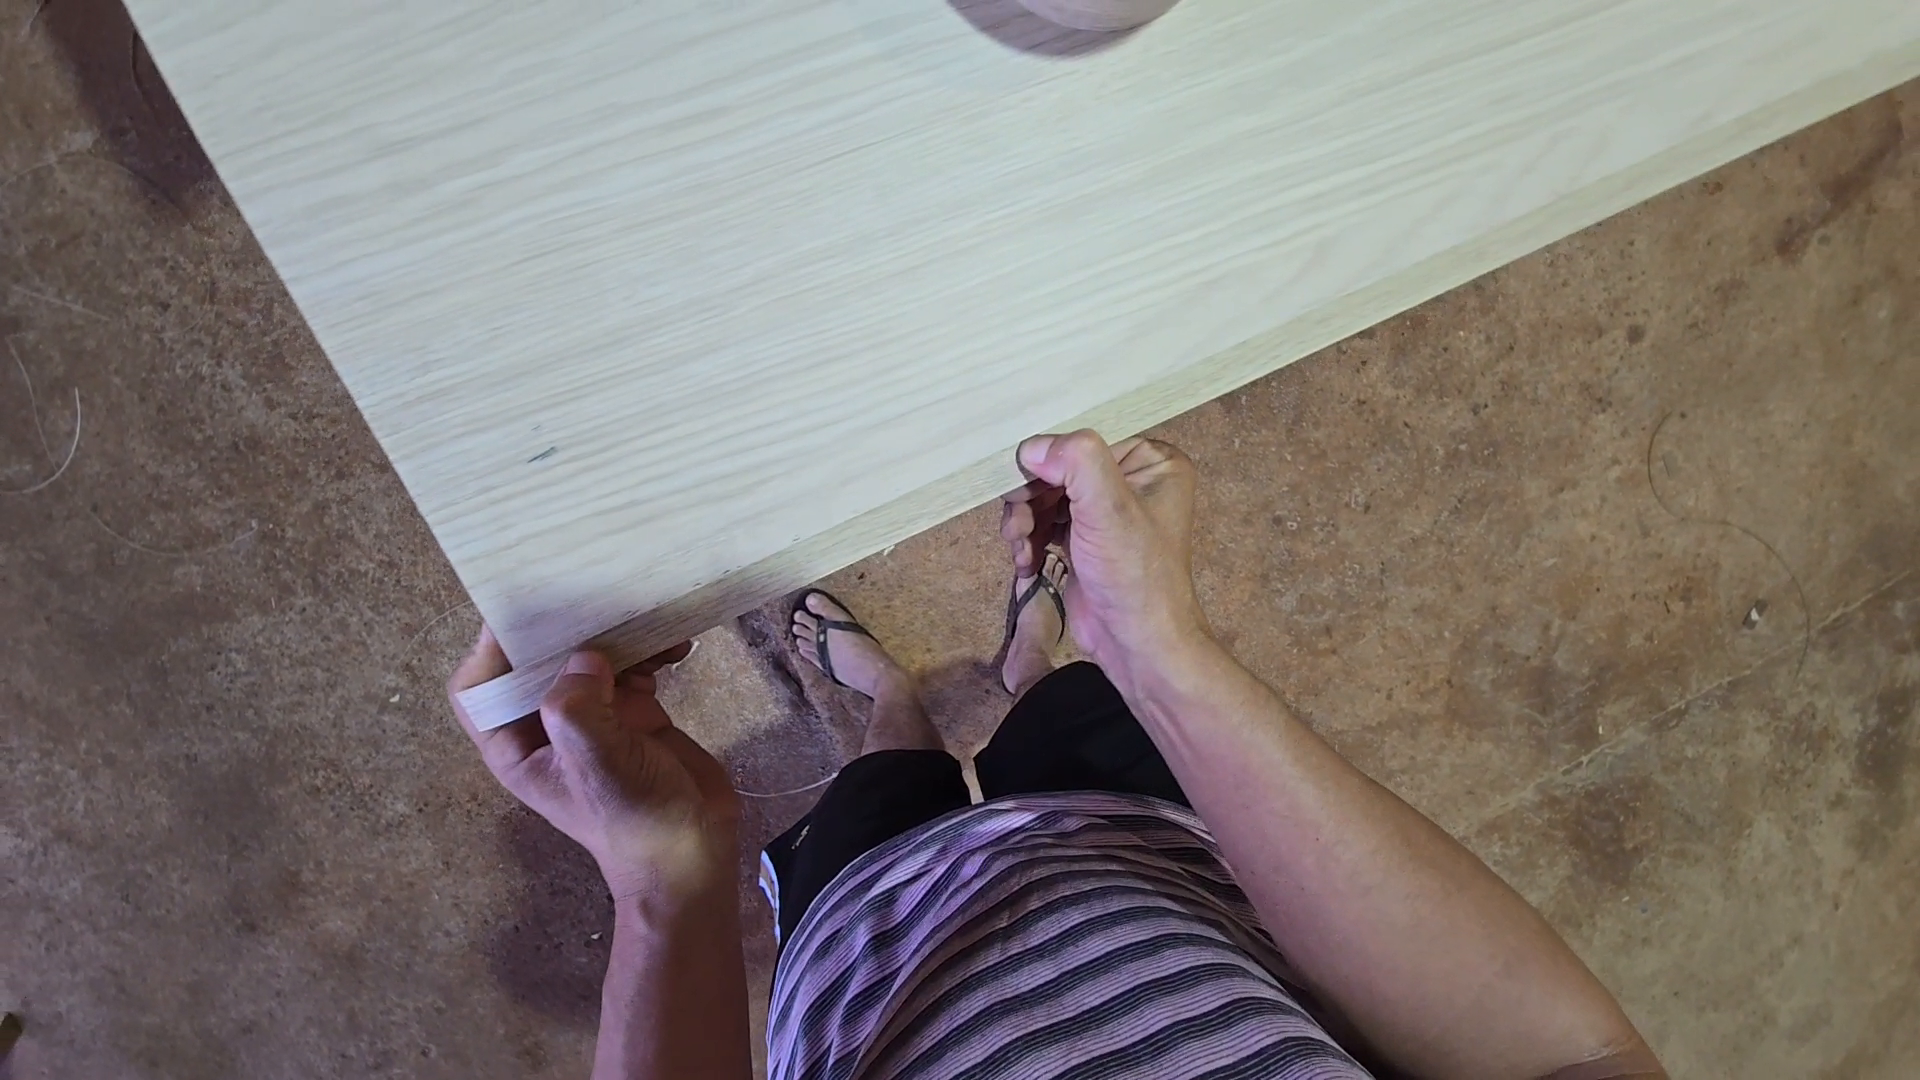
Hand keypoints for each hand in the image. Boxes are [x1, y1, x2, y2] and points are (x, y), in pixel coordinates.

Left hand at [448, 627, 741, 902]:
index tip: (527, 607)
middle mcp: (551, 726)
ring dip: (620, 637)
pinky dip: (654, 652)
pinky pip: (635, 669)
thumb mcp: (599, 766)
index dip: (491, 648)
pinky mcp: (635, 715)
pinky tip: (679, 645)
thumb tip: (584, 655)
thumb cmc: (635, 820)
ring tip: (651, 619)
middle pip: (540, 662)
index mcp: (519, 745)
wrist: (691, 853)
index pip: (482, 689)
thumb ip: (578, 709)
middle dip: (566, 629)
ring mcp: (596, 719)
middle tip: (597, 592)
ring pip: (592, 659)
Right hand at [1001, 430, 1208, 685]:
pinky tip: (1024, 562)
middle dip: (1030, 499)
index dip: (1049, 461)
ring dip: (1024, 522)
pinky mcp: (1083, 541)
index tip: (1021, 484)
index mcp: (1153, 462)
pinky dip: (1029, 540)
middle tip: (1015, 526)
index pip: (1086, 444)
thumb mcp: (1109, 508)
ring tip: (1019, 548)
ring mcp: (1105, 514)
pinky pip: (1045, 524)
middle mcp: (1131, 482)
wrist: (1135, 644)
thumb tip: (1031, 448)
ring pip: (1046, 498)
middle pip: (1060, 472)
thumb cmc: (1133, 574)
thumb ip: (1076, 462)